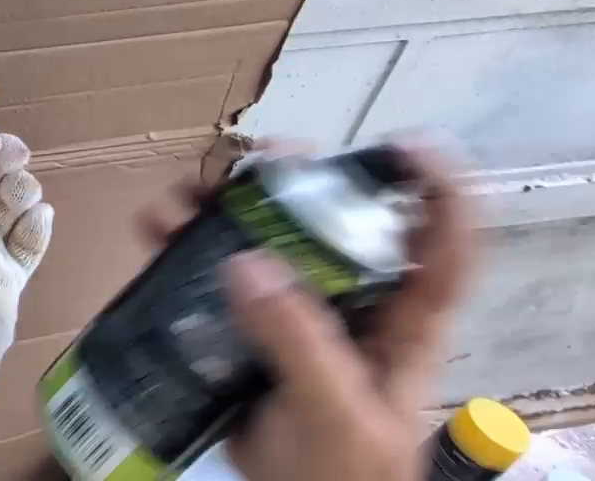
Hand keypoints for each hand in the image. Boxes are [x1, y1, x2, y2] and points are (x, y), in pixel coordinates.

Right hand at [140, 147, 474, 480]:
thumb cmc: (338, 477)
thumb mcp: (336, 420)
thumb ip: (300, 347)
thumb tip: (245, 263)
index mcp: (399, 328)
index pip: (440, 255)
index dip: (438, 196)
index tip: (409, 146)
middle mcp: (344, 302)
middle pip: (331, 221)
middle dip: (295, 179)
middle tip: (257, 161)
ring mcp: (288, 306)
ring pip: (261, 231)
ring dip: (223, 201)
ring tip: (186, 195)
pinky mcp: (237, 317)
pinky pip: (208, 261)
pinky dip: (180, 235)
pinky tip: (154, 228)